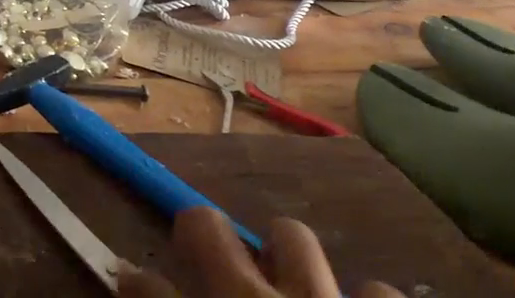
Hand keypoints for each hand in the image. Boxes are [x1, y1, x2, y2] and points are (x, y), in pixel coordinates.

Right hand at [117, 207, 403, 297]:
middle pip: (204, 225)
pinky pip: (379, 289)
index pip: (144, 284)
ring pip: (291, 237)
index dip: (137, 281)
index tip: (136, 281)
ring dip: (290, 260)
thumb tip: (136, 282)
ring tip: (295, 286)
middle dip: (202, 232)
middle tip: (214, 262)